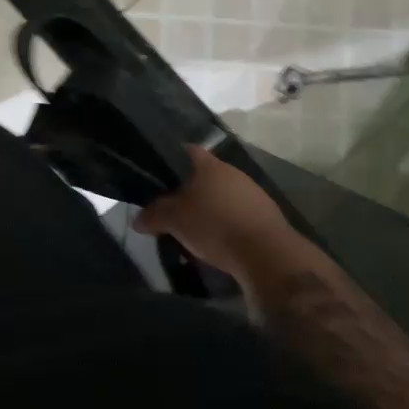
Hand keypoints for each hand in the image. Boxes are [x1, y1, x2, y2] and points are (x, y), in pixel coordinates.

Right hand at [134, 144, 300, 277]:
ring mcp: (256, 195)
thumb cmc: (215, 226)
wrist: (269, 257)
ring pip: (225, 197)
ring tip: (196, 229)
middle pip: (206, 176)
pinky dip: (229, 225)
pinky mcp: (270, 219)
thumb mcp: (173, 220)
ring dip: (211, 209)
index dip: (171, 158)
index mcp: (210, 166)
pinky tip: (220, 243)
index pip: (187, 150)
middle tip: (173, 206)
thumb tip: (138, 220)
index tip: (159, 172)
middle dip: (190, 190)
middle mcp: (234, 174)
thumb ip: (153, 215)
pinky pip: (241, 216)